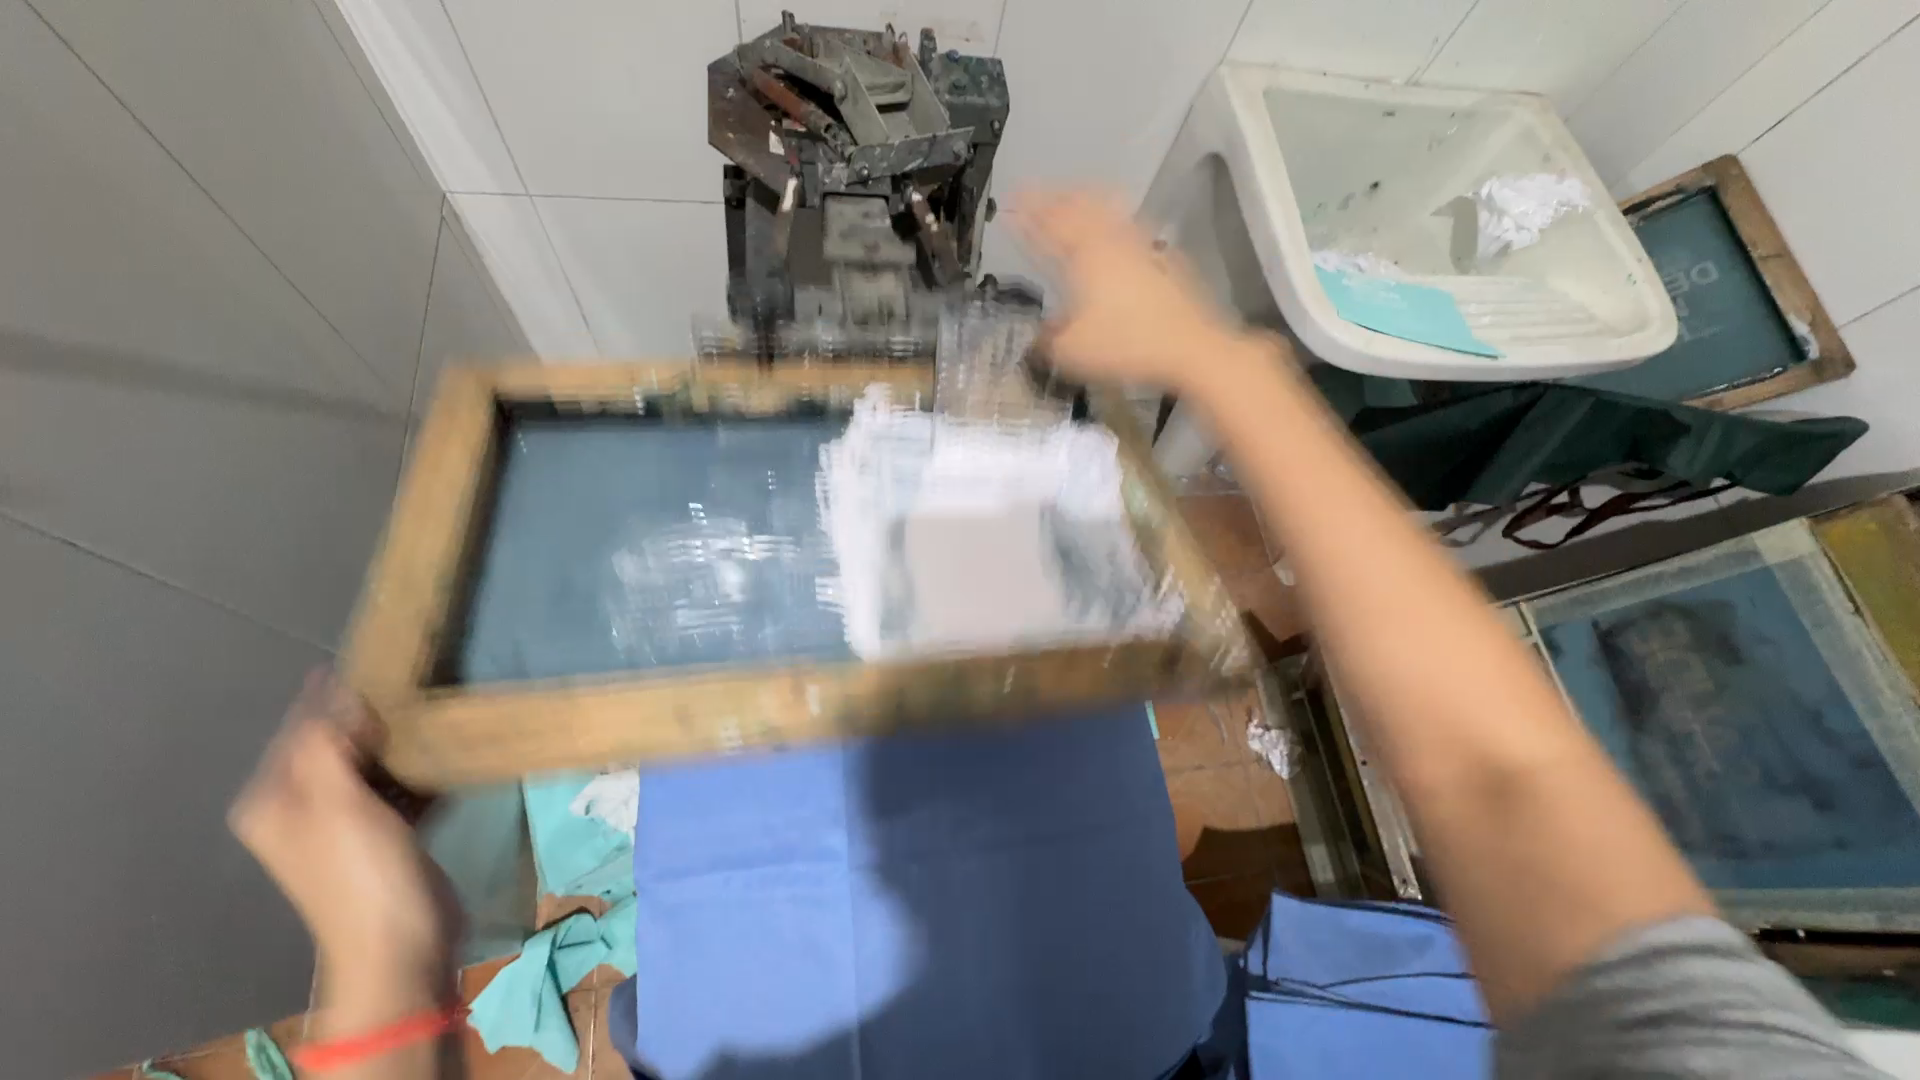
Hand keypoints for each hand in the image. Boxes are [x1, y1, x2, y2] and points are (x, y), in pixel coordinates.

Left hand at [230, 670, 452, 985]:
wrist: (401, 943)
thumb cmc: (361, 873)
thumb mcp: (336, 805)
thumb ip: (327, 745)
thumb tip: (337, 692)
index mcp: (276, 800)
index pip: (301, 728)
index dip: (334, 697)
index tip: (376, 661)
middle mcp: (304, 807)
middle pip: (340, 744)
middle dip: (374, 717)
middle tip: (415, 681)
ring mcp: (347, 822)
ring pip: (375, 763)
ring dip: (403, 742)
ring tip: (436, 709)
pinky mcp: (388, 834)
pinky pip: (402, 787)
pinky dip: (422, 771)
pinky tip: (448, 753)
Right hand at [1010, 189, 1266, 393]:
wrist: (1189, 346)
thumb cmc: (1126, 346)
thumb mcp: (1072, 352)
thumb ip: (1048, 341)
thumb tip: (1039, 336)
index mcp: (1083, 256)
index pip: (1047, 227)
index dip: (1026, 216)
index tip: (1009, 207)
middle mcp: (1110, 241)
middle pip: (1077, 207)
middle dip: (1053, 198)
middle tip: (1035, 193)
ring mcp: (1139, 245)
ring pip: (1107, 210)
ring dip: (1085, 199)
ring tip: (1073, 195)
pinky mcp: (1161, 258)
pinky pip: (1130, 226)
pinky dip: (1115, 218)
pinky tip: (1118, 224)